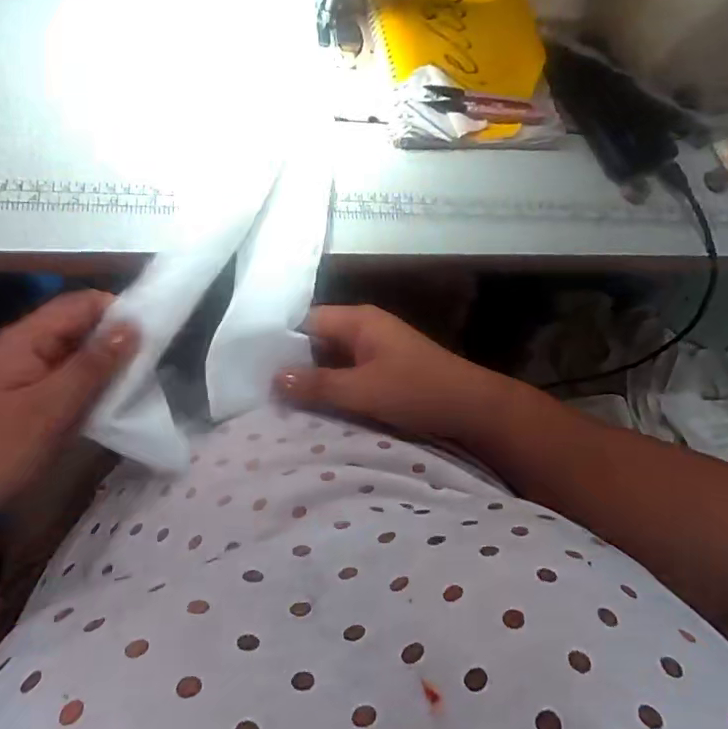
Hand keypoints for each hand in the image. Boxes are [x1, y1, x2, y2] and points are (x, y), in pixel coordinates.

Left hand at [0, 291, 136, 535]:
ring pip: (80, 352)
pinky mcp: (31, 395)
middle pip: (82, 324)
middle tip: (151, 363)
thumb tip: (133, 326)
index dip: (119, 311)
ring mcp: (29, 370)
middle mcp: (28, 344)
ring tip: (139, 382)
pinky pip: (71, 377)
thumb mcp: (52, 407)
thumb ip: (93, 365)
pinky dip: (93, 384)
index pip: (83, 303)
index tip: (154, 334)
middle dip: (117, 339)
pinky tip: (113, 401)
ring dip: (108, 364)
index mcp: (27, 337)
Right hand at [275, 305, 534, 444]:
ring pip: (333, 360)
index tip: (254, 366)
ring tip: (281, 403)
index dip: (281, 341)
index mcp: (359, 320)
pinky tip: (316, 408)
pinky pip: (349, 374)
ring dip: (314, 379)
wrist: (473, 408)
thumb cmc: (417, 391)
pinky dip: (334, 388)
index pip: (307, 320)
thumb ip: (317, 384)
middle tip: (262, 391)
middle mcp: (366, 328)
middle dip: (294, 364)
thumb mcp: (362, 391)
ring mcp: (377, 349)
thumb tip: (273, 378)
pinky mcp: (386, 369)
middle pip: (318, 340)